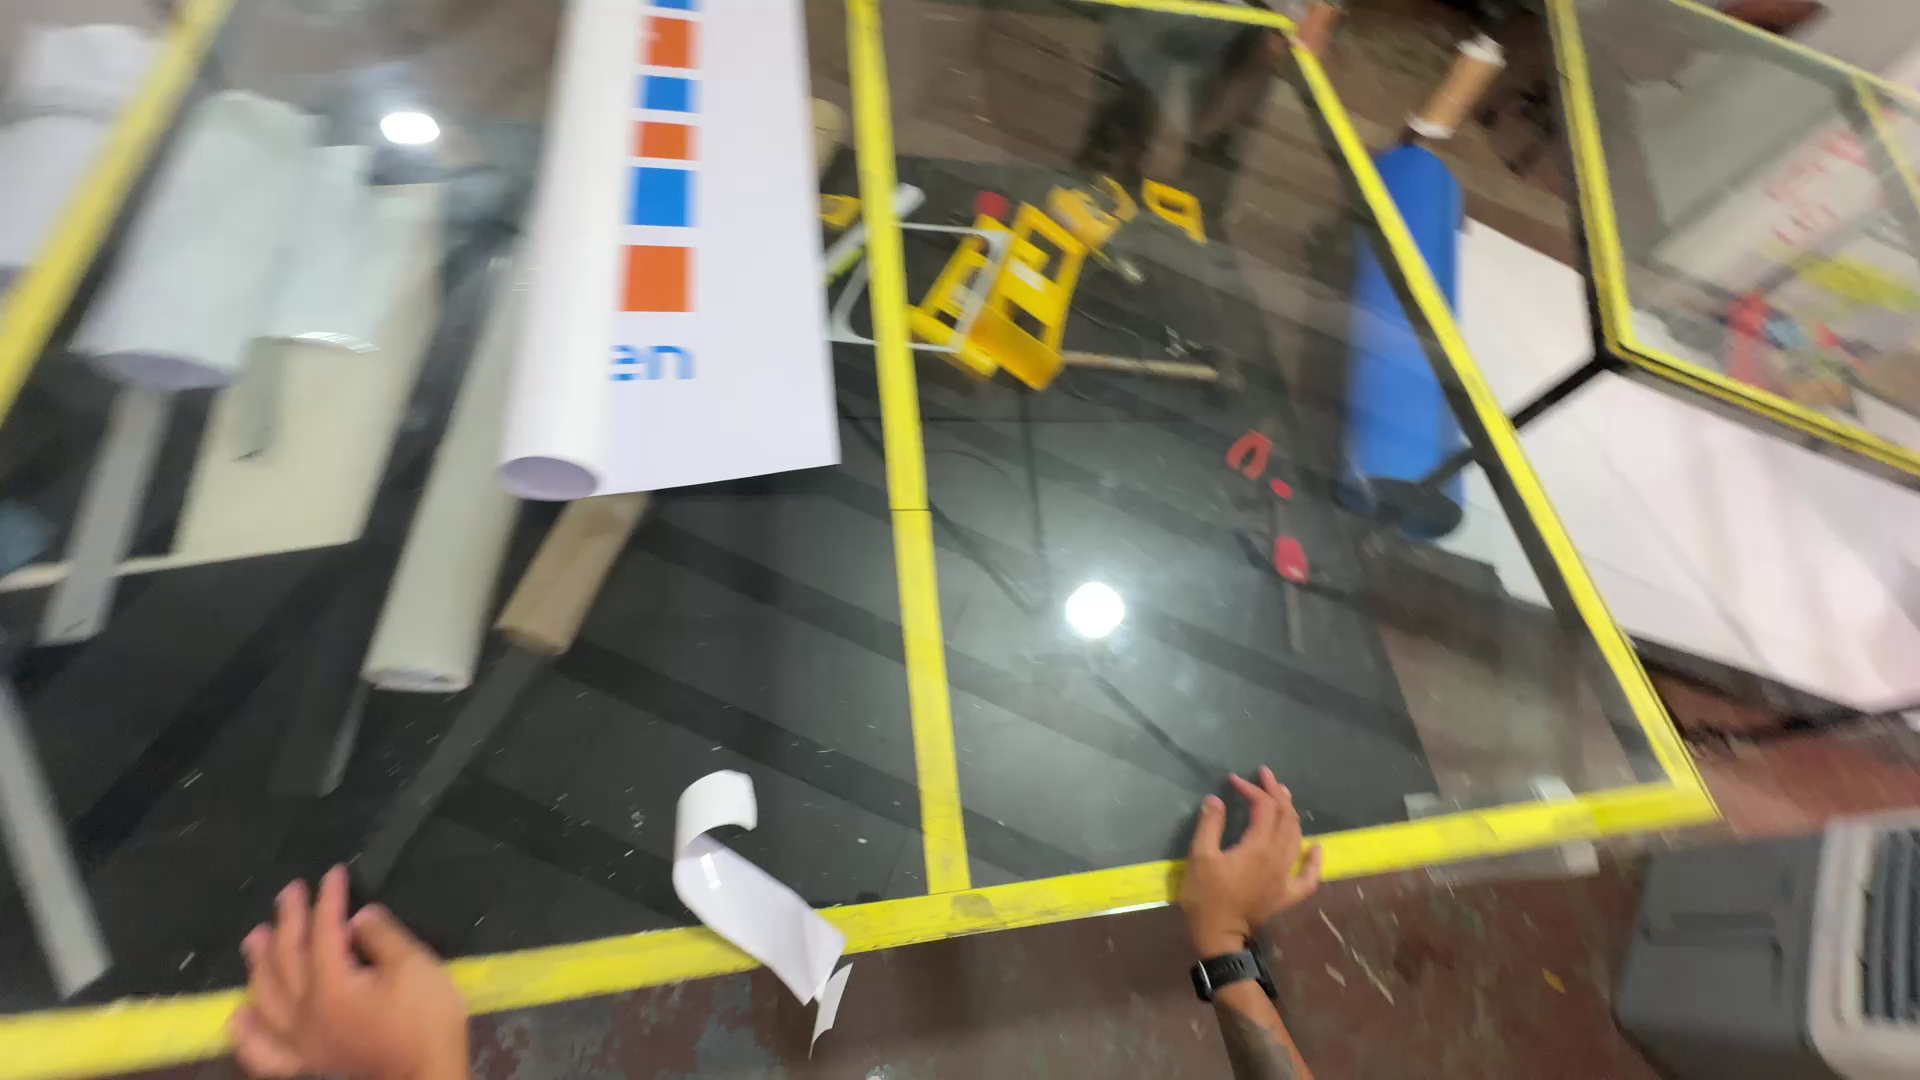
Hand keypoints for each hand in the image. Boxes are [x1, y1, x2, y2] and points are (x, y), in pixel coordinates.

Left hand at [231, 865, 467, 1079]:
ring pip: (266, 998)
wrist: (424, 1073)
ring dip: (259, 965)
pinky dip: (245, 1030)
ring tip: (255, 938)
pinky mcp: (304, 1064)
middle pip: (287, 960)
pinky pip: (261, 1050)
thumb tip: (358, 916)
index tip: (331, 873)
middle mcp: (304, 1012)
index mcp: (333, 985)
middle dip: (288, 922)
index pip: (323, 932)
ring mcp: (298, 1042)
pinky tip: (238, 1014)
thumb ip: (384, 938)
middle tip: (288, 893)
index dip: (326, 900)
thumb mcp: (416, 965)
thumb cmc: (425, 1016)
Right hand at [1180, 767, 1323, 956]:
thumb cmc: (1206, 896)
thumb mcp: (1200, 856)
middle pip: (1285, 819)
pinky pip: (1309, 877)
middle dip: (1276, 793)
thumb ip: (1211, 825)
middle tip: (1264, 775)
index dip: (1251, 789)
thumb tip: (1216, 800)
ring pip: (1296, 839)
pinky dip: (1316, 860)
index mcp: (1258, 848)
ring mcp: (1286, 878)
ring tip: (1283, 796)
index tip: (1233, 781)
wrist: (1219, 937)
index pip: (1263, 808)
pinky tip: (1317, 847)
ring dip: (1291, 814)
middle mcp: (1278, 859)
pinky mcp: (1286, 894)